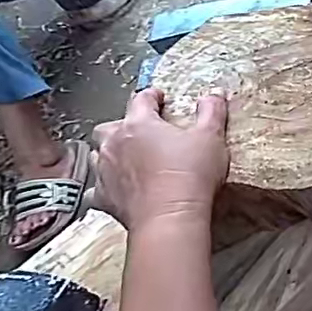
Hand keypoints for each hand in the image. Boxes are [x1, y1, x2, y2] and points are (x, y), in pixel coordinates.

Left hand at [91, 88, 228, 231]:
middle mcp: (114, 143)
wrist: (170, 215)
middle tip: (144, 132)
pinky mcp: (103, 197)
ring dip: (112, 153)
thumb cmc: (192, 173)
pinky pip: (98, 187)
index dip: (152, 96)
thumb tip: (213, 95)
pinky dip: (108, 185)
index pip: (141, 100)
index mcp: (139, 125)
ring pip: (99, 154)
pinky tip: (121, 189)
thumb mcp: (211, 137)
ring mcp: (104, 171)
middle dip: (123, 126)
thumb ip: (212, 112)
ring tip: (132, 158)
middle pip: (109, 127)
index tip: (159, 97)